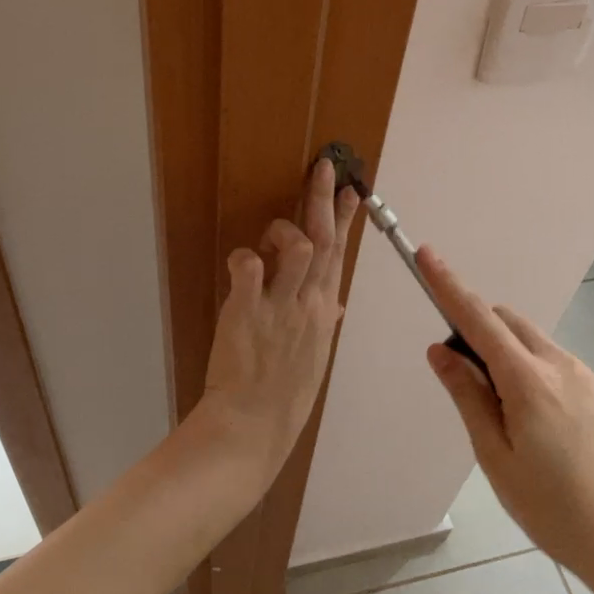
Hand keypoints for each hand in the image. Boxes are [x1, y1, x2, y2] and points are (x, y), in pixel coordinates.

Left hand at [196, 159, 359, 479]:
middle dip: (323, 198)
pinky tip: (241, 265)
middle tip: (323, 167)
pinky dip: (244, 258)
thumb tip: (336, 304)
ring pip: (298, 247)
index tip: (352, 189)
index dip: (345, 218)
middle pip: (323, 239)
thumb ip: (324, 322)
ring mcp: (280, 306)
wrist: (253, 426)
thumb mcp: (315, 356)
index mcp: (324, 310)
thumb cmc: (284, 392)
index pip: (340, 253)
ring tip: (269, 239)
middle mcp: (309, 303)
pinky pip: (249, 267)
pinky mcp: (247, 310)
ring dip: (282, 231)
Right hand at [418, 247, 593, 593]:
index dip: (446, 284)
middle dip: (475, 325)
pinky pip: (552, 361)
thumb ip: (468, 396)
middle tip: (459, 373)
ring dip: (503, 349)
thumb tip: (441, 350)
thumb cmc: (555, 508)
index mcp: (527, 380)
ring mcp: (585, 377)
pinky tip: (533, 421)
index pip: (477, 317)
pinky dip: (528, 366)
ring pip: (530, 340)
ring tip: (499, 411)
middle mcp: (559, 365)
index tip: (426, 253)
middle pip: (506, 320)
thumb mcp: (496, 458)